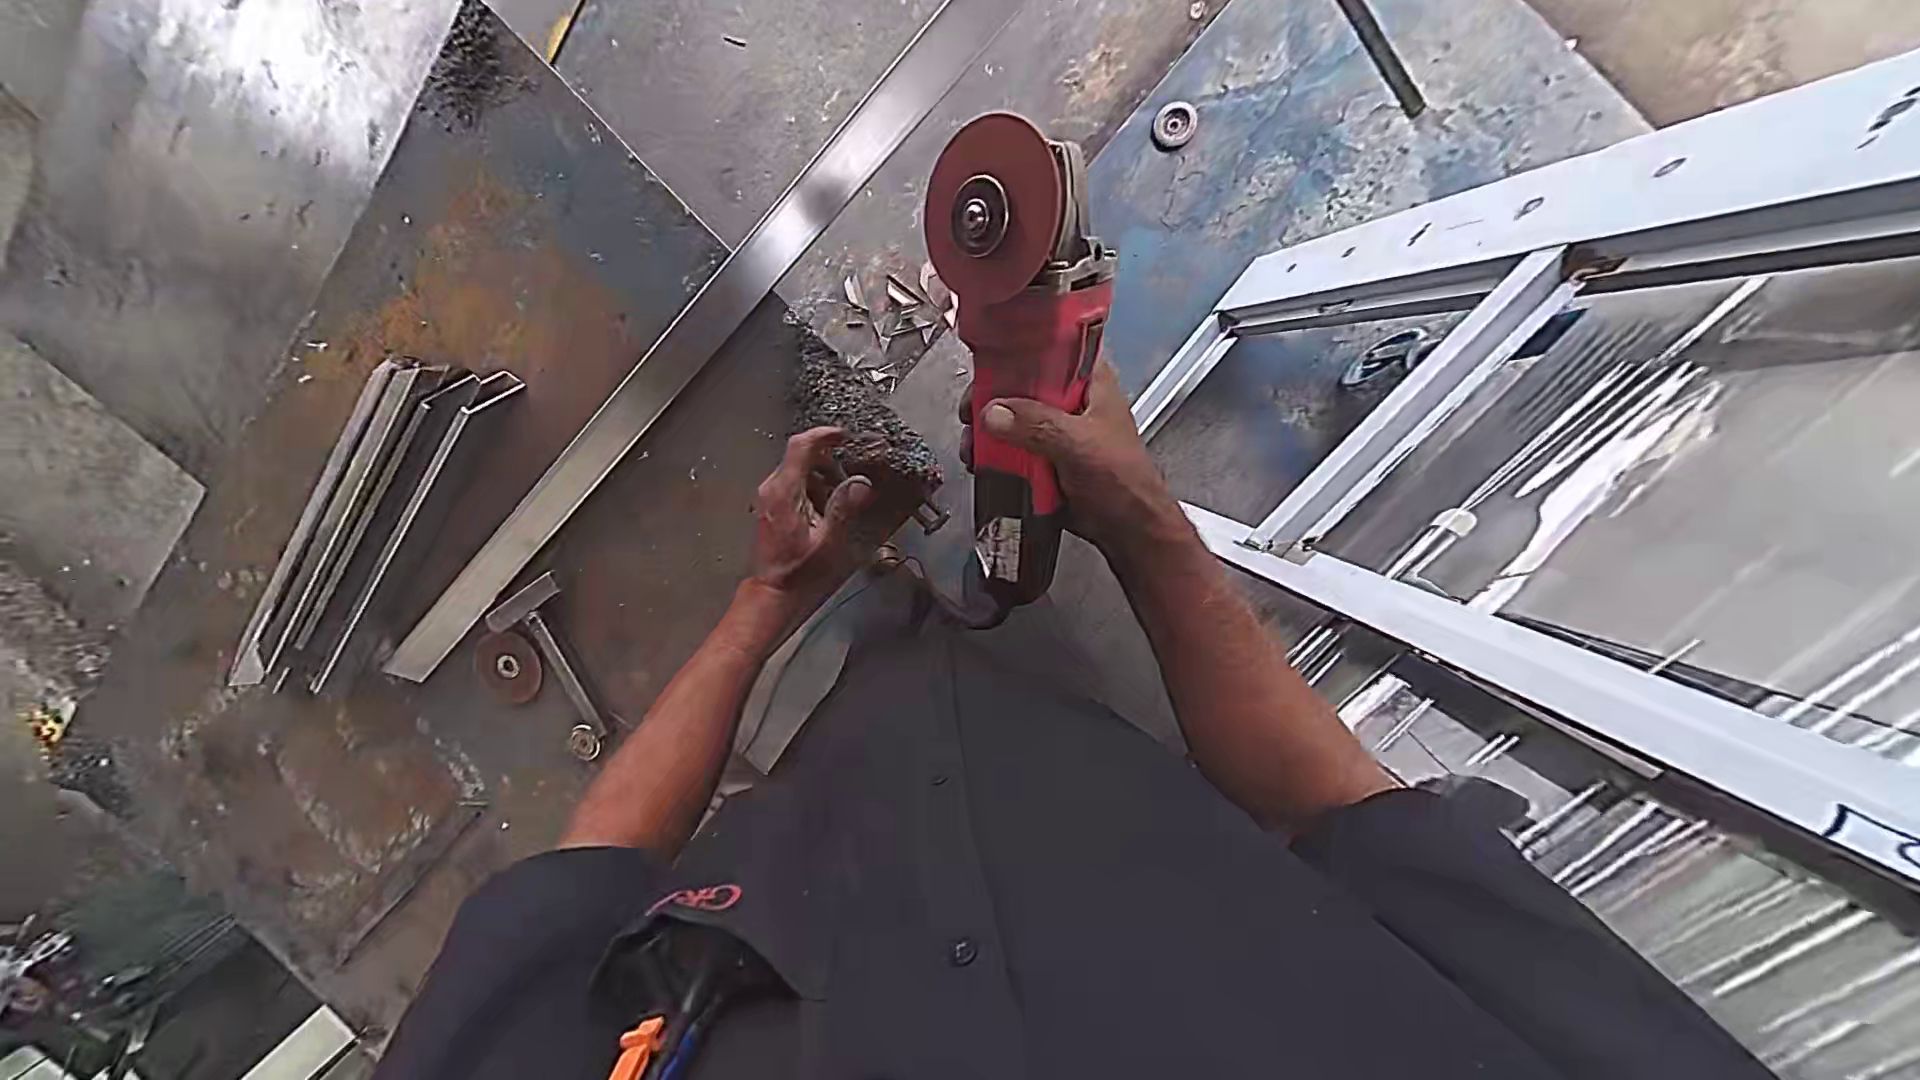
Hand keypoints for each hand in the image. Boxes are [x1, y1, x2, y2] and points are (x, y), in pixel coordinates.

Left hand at [749, 428, 877, 613]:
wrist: (774, 589)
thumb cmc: (799, 570)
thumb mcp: (827, 540)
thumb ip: (843, 508)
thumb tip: (861, 484)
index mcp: (784, 492)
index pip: (801, 447)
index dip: (824, 435)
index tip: (844, 435)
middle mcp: (773, 488)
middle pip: (802, 457)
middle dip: (829, 463)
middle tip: (850, 478)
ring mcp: (770, 495)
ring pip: (800, 470)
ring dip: (823, 478)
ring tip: (839, 500)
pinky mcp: (773, 504)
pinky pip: (796, 484)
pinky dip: (814, 488)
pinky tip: (825, 509)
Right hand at [960, 360, 1189, 567]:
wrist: (1126, 530)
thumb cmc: (1122, 482)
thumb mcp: (1079, 446)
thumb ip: (1037, 426)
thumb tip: (993, 413)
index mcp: (1089, 381)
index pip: (1050, 346)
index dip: (1017, 349)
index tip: (987, 360)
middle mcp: (1070, 400)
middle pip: (1022, 384)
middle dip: (992, 397)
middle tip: (973, 410)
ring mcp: (1055, 430)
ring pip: (1012, 418)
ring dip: (988, 430)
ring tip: (973, 444)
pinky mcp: (1043, 457)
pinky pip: (1011, 447)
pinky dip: (993, 453)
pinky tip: (980, 461)